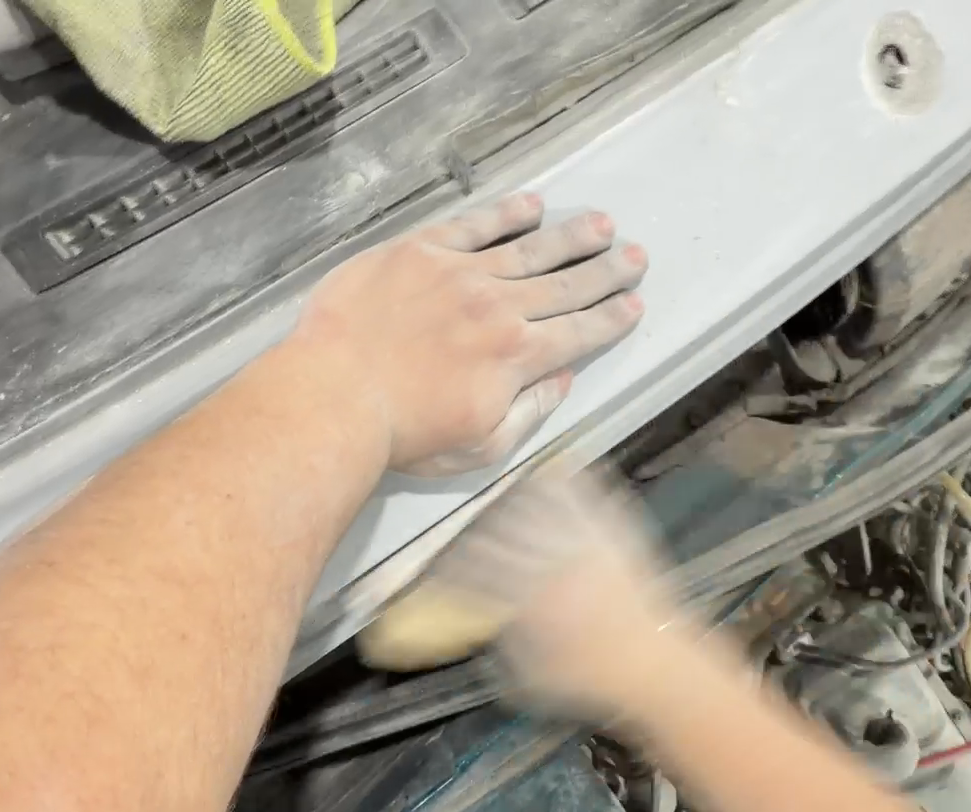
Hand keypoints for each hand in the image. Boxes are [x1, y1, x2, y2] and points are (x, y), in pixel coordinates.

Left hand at [290, 194, 647, 473]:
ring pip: (529, 249)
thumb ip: (531, 410)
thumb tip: (563, 377)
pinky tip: (531, 205)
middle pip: (566, 284)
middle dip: (606, 272)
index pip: (580, 332)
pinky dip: (506, 214)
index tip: (634, 304)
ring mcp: (460, 272)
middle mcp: (500, 306)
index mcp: (518, 356)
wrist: (336, 396)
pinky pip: (474, 225)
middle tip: (634, 256)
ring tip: (601, 225)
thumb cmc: (408, 434)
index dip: (611, 318)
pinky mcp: (420, 251)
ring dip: (570, 238)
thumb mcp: (482, 446)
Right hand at [358, 467, 698, 716]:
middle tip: (460, 531)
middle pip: (498, 533)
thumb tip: (476, 628)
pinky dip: (563, 481)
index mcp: (528, 601)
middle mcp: (551, 564)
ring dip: (510, 501)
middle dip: (472, 531)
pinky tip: (548, 473)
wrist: (654, 665)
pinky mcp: (611, 535)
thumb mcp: (529, 680)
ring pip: (535, 507)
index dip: (449, 566)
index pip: (475, 572)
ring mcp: (584, 544)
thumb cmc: (591, 680)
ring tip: (495, 499)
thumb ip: (497, 649)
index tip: (437, 565)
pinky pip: (583, 496)